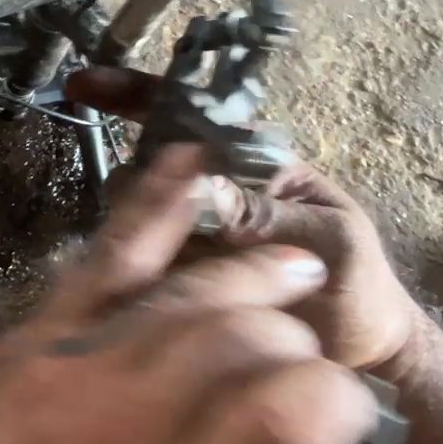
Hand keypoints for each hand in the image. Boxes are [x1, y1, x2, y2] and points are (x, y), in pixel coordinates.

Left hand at [0, 146, 389, 443]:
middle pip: (246, 338)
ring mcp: (75, 362)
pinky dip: (150, 205)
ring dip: (249, 275)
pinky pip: (102, 256)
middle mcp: (130, 419)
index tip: (350, 427)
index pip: (301, 412)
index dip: (346, 411)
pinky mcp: (34, 333)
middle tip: (310, 366)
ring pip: (186, 292)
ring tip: (294, 268)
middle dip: (296, 344)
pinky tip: (188, 165)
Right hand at [68, 66, 418, 373]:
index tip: (82, 85)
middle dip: (134, 182)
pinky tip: (136, 283)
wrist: (360, 358)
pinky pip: (136, 255)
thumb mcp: (330, 243)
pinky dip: (129, 262)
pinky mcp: (173, 273)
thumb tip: (203, 189)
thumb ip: (270, 215)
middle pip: (147, 163)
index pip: (188, 112)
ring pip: (133, 210)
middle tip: (139, 218)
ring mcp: (187, 232)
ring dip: (132, 227)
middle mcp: (210, 191)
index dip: (133, 93)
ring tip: (162, 265)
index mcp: (251, 163)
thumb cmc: (356, 284)